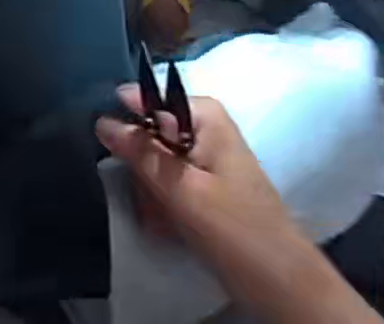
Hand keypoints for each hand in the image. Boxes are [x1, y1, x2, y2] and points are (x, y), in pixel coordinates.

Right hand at [98, 88, 383, 323]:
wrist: (282, 285)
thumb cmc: (236, 230)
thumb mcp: (181, 190)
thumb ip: (140, 152)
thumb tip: (101, 119)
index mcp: (203, 112)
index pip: (147, 98)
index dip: (127, 124)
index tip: (115, 153)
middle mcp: (203, 124)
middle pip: (149, 132)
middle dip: (142, 168)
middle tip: (151, 199)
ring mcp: (205, 153)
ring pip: (154, 159)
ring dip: (151, 191)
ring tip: (162, 218)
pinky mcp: (204, 181)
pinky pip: (168, 180)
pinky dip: (163, 202)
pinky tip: (169, 224)